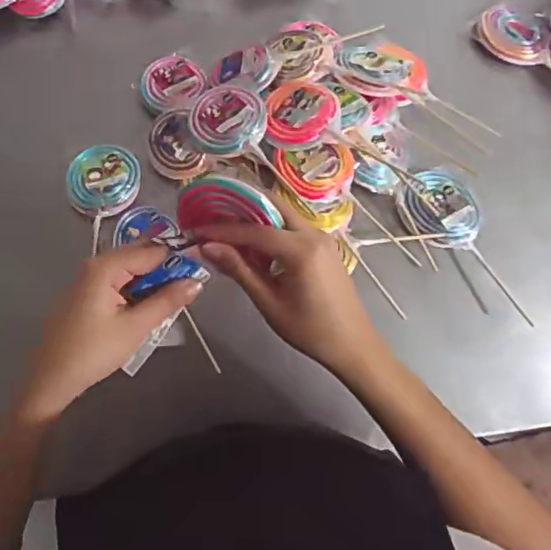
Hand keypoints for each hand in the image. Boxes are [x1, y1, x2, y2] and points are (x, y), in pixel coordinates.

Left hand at [18, 243, 204, 423]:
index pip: (151, 251)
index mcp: (105, 266)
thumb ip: (167, 301)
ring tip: (172, 301)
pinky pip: (116, 283)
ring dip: (150, 284)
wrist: (51, 378)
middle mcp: (94, 265)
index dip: (178, 260)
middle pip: (138, 258)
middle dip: (164, 272)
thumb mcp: (136, 327)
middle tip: (190, 288)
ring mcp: (86, 279)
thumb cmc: (94, 351)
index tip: (201, 271)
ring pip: (128, 272)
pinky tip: (146, 307)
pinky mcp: (84, 294)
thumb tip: (197, 281)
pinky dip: (134, 291)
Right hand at [194, 208, 386, 378]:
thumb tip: (207, 247)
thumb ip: (239, 269)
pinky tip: (252, 244)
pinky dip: (269, 227)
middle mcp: (314, 233)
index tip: (196, 231)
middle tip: (210, 218)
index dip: (222, 229)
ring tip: (225, 230)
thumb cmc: (310, 330)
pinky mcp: (323, 244)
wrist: (353, 345)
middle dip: (238, 208)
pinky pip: (291, 225)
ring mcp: (321, 237)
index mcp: (301, 249)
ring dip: (253, 217)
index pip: (253, 230)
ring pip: (281, 213)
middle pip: (270, 204)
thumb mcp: (269, 301)